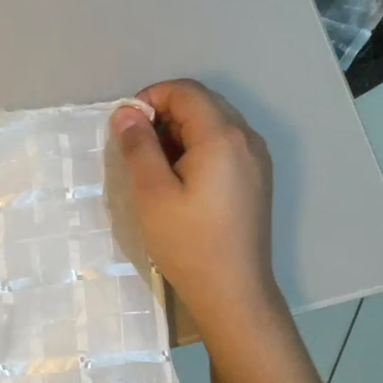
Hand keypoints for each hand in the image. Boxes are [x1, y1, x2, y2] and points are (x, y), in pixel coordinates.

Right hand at [111, 80, 280, 330]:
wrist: (233, 291)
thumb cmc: (188, 243)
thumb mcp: (152, 194)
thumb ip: (138, 146)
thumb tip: (126, 112)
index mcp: (222, 136)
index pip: (185, 91)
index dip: (151, 98)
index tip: (125, 127)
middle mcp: (246, 138)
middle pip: (202, 102)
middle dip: (164, 114)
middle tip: (136, 147)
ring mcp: (257, 158)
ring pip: (214, 122)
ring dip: (180, 131)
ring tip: (155, 166)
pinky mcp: (257, 177)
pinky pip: (225, 144)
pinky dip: (198, 147)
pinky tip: (181, 179)